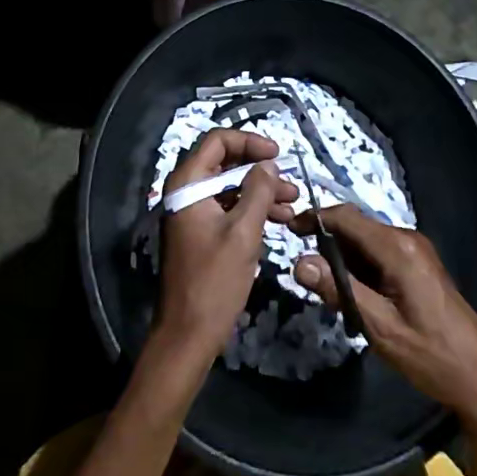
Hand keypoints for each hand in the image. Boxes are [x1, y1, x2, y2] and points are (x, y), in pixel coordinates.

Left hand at [157, 130, 298, 362]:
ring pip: (228, 187)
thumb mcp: (243, 233)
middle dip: (259, 169)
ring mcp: (190, 213)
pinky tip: (278, 219)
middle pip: (223, 162)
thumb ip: (258, 192)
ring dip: (259, 191)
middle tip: (290, 182)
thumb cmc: (214, 281)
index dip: (249, 142)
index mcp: (186, 184)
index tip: (278, 154)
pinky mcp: (199, 232)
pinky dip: (251, 209)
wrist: (187, 334)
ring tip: (293, 203)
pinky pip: (226, 208)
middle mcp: (184, 192)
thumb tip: (269, 164)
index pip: (217, 141)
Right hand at [291, 207, 476, 424]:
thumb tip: (299, 261)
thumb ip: (339, 290)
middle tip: (311, 278)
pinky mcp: (420, 265)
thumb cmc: (431, 356)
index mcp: (398, 248)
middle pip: (355, 227)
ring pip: (366, 242)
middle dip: (328, 245)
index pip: (346, 217)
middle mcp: (407, 239)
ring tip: (333, 295)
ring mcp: (416, 251)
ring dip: (344, 260)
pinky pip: (380, 253)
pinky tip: (358, 298)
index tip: (289, 230)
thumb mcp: (379, 327)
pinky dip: (361, 268)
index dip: (315, 218)